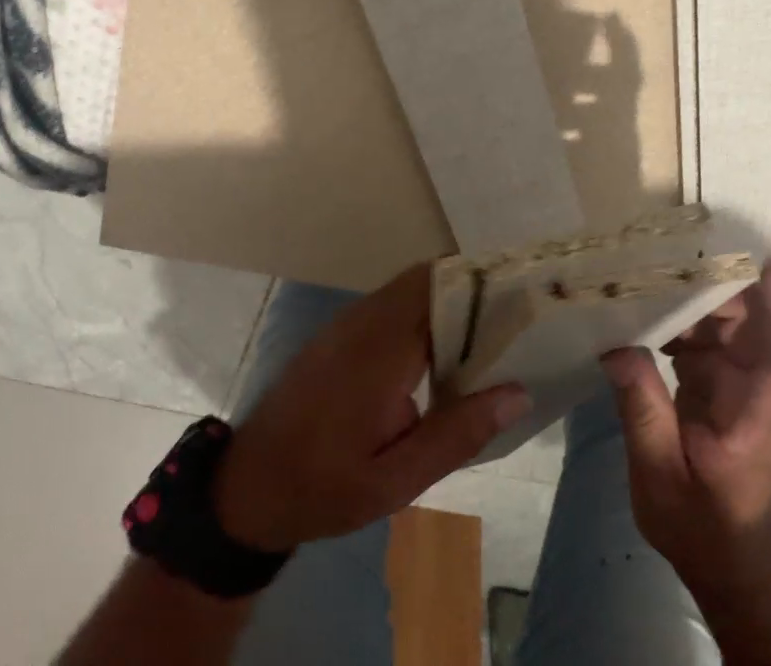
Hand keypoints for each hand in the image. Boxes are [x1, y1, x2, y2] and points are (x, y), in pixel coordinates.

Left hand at [214, 265, 531, 552]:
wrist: (243, 492)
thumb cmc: (322, 489)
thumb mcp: (395, 481)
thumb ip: (456, 435)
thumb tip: (518, 392)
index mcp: (378, 351)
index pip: (438, 286)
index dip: (484, 284)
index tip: (527, 299)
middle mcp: (361, 323)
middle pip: (428, 279)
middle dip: (476, 290)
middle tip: (522, 318)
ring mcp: (346, 326)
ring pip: (411, 289)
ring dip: (453, 301)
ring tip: (499, 333)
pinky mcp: (339, 336)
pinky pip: (392, 306)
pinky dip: (428, 314)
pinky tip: (451, 351)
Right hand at [601, 259, 770, 580]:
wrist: (721, 548)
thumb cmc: (698, 522)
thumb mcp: (658, 473)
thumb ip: (642, 412)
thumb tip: (617, 348)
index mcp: (760, 419)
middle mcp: (762, 390)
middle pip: (761, 324)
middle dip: (724, 284)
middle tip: (672, 254)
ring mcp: (745, 380)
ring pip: (733, 321)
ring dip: (696, 297)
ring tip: (648, 274)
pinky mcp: (723, 378)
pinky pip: (709, 333)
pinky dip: (680, 318)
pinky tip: (644, 310)